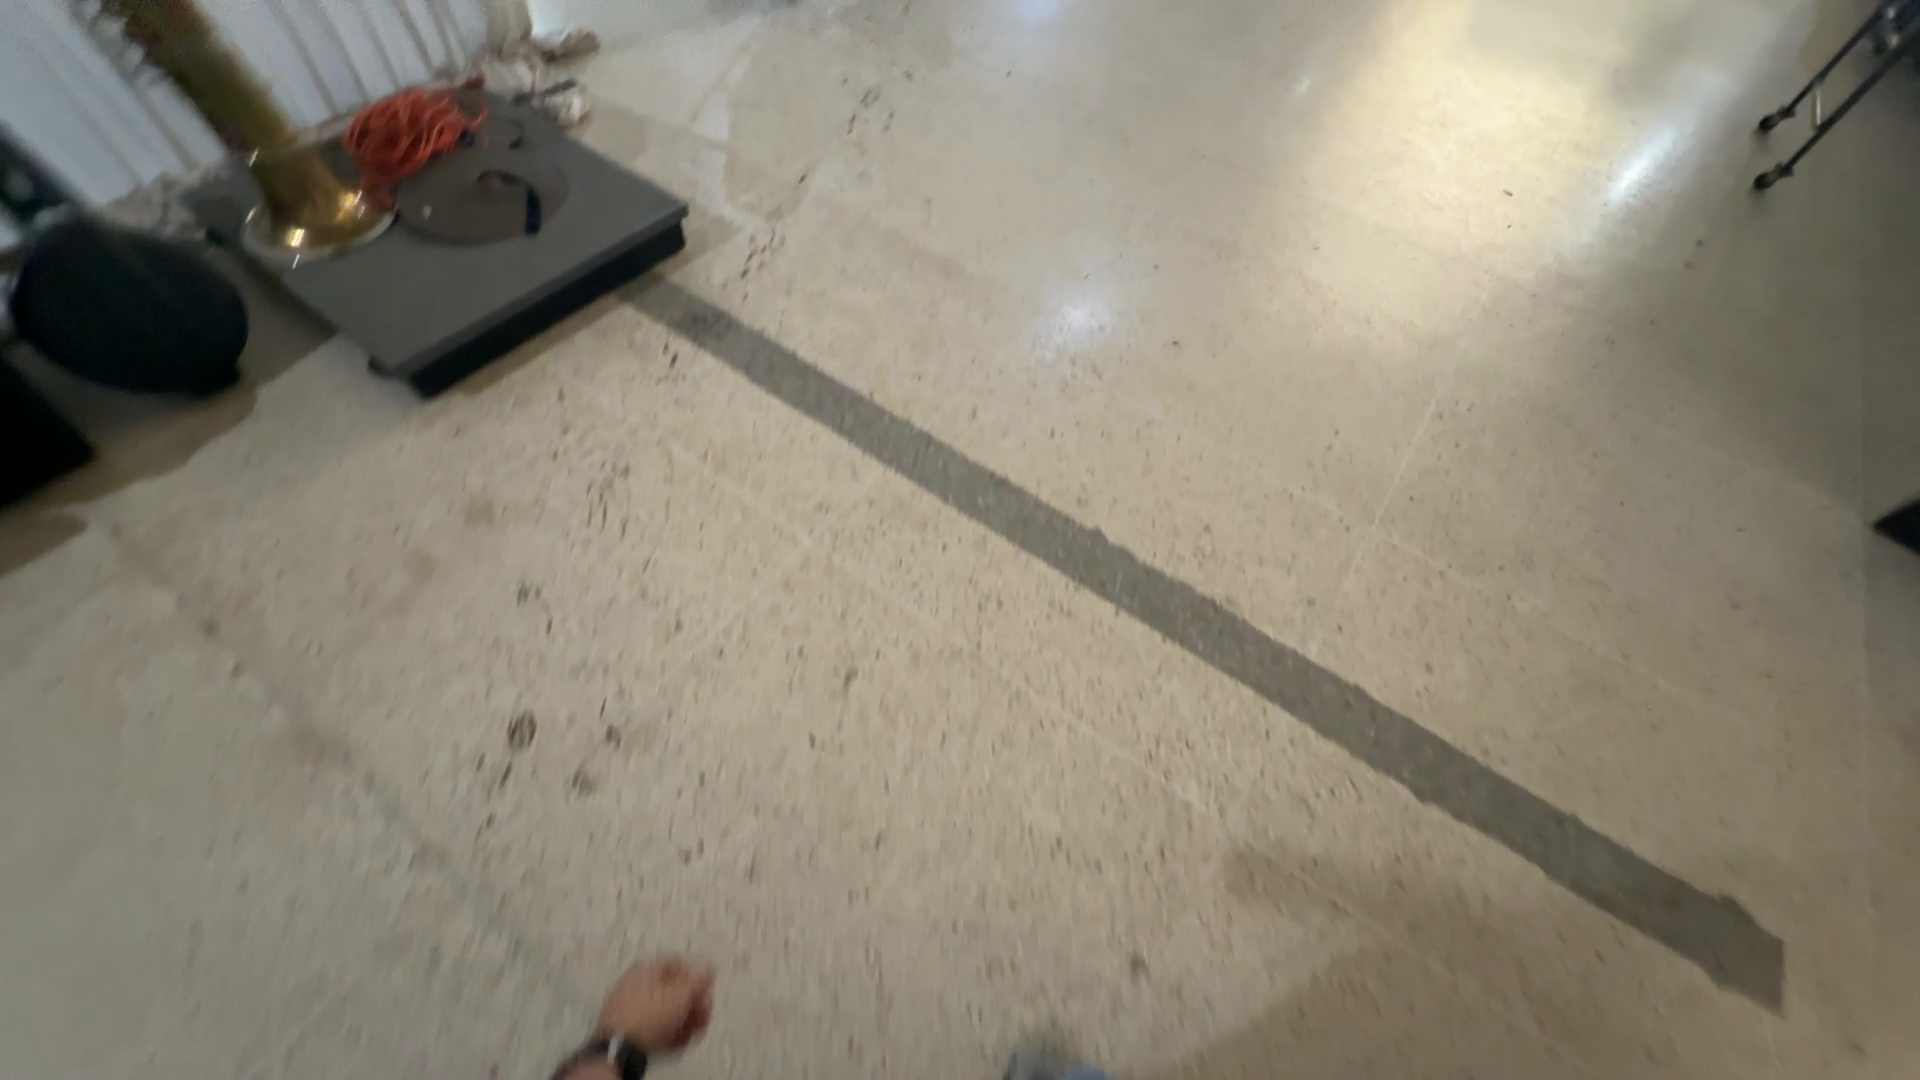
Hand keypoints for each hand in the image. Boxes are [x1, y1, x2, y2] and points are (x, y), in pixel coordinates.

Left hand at [595, 957, 715, 1055]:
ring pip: (665, 1009)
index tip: (707, 994)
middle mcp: (636, 980)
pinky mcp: (625, 1027)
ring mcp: (628, 1004)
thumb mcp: (682, 994)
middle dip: (692, 1005)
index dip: (698, 978)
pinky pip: (653, 1024)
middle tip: (702, 1017)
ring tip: (691, 1033)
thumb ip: (699, 977)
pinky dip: (667, 1031)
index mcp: (647, 965)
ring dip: (683, 1021)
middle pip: (674, 989)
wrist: (618, 1049)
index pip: (681, 963)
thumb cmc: (651, 1015)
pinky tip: (676, 1041)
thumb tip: (710, 965)